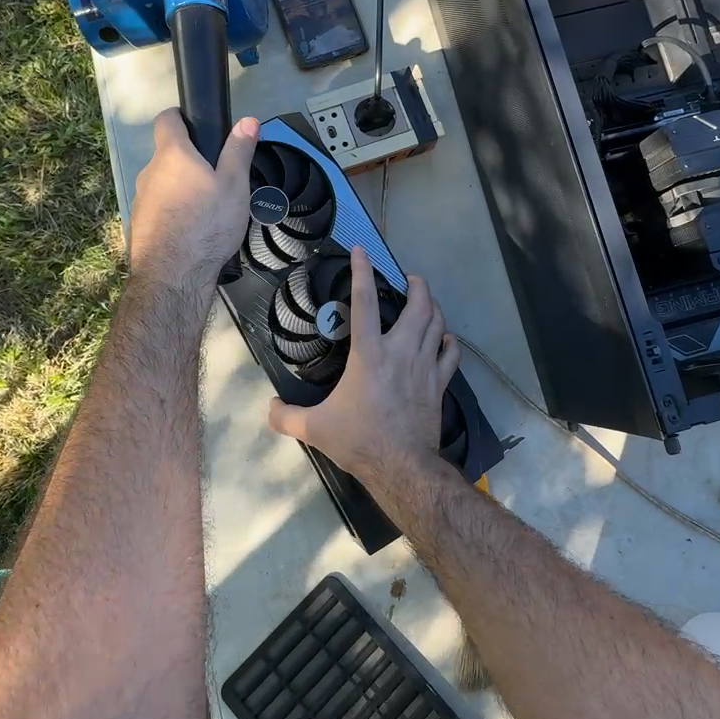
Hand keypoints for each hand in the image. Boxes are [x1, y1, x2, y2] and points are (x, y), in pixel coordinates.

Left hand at [129, 109, 258, 291]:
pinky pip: (160, 209)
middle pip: (168, 156)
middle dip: (189, 161)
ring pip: (164, 184)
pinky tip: (194, 231)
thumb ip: (239, 151)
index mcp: (172, 155)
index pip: (167, 119)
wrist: (173, 275)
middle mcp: (150, 172)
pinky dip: (174, 213)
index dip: (181, 117)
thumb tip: (248, 121)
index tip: (198, 126)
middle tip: (217, 178)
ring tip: (209, 210)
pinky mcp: (140, 224)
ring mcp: (141, 199)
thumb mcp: (234, 185)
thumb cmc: (207, 223)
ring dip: (182, 190)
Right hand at [267, 246, 462, 484]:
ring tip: (426, 301)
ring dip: (433, 307)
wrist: (402, 467)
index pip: (365, 302)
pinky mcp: (439, 384)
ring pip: (437, 324)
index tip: (362, 251)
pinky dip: (449, 341)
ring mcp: (424, 366)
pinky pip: (450, 354)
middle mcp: (400, 352)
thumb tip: (269, 408)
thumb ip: (287, 416)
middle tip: (409, 278)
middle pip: (418, 305)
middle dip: (417, 285)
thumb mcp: (314, 429)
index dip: (363, 272)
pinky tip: (445, 339)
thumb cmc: (359, 441)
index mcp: (369, 354)